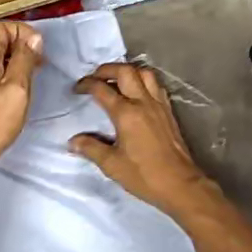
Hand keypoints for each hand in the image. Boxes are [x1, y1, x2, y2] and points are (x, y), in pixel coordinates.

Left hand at [0, 21, 43, 182]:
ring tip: (33, 73)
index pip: (0, 26)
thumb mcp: (18, 87)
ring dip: (17, 57)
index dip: (22, 31)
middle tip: (39, 61)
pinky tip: (20, 86)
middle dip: (22, 43)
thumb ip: (25, 59)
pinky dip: (10, 70)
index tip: (38, 48)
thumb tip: (33, 38)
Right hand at [71, 62, 221, 220]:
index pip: (102, 90)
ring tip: (116, 80)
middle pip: (126, 71)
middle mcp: (144, 102)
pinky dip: (144, 81)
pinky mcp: (169, 111)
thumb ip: (91, 148)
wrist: (179, 182)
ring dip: (128, 71)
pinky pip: (156, 86)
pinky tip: (137, 92)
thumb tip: (73, 141)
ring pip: (145, 73)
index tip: (76, 88)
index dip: (86, 85)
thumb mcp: (111, 164)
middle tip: (95, 76)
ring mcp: (159, 104)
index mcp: (127, 113)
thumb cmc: (143, 174)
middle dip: (107, 69)